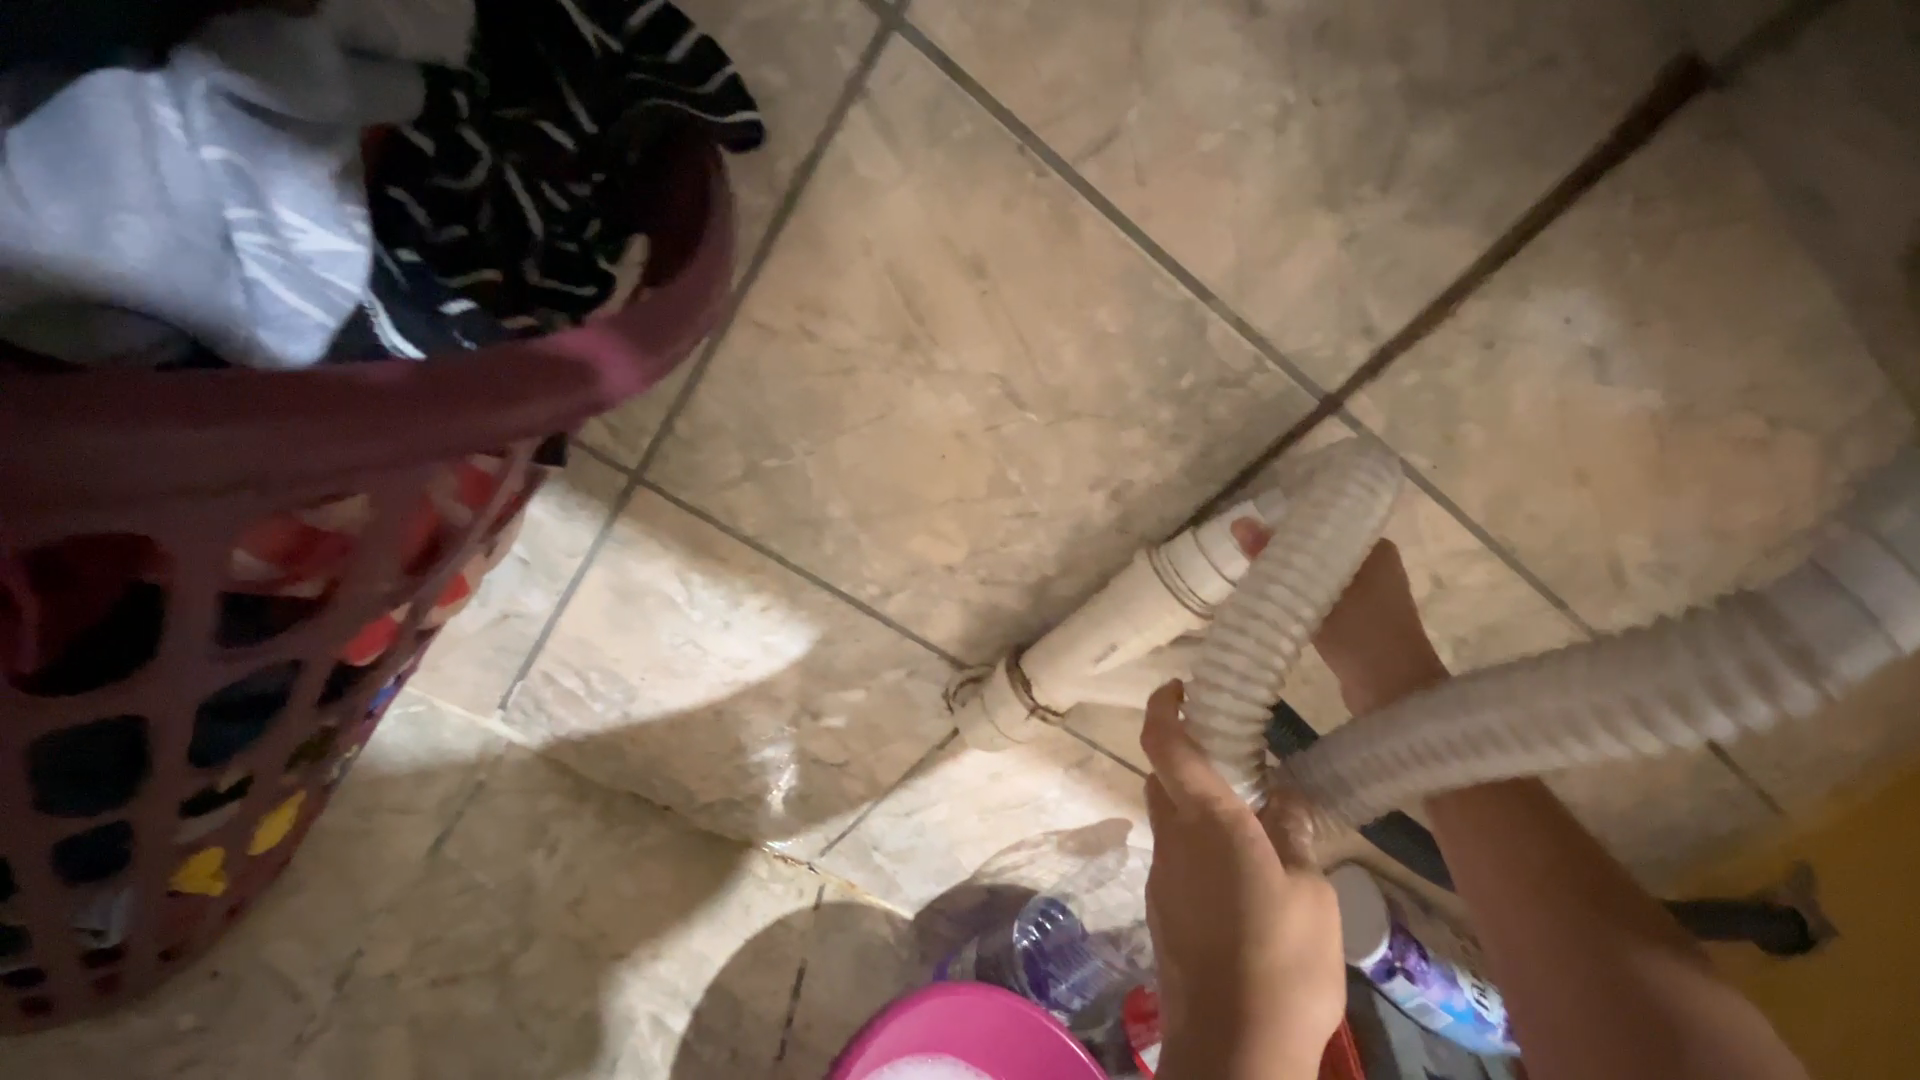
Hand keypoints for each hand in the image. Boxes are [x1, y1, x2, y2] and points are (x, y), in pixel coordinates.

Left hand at [1140, 680, 1345, 1079]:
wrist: (1232, 1048)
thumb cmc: (1284, 966)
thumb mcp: (1313, 895)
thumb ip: (1293, 837)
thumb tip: (1281, 799)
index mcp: (1207, 822)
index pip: (1165, 744)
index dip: (1164, 707)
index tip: (1180, 688)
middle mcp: (1172, 839)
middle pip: (1162, 777)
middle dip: (1187, 756)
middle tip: (1235, 757)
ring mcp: (1162, 876)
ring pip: (1168, 817)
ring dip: (1195, 804)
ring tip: (1250, 818)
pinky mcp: (1162, 908)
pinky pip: (1176, 856)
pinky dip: (1198, 844)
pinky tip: (1241, 873)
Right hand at [1229, 521, 1448, 714]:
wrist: (1393, 692)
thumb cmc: (1362, 633)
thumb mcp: (1312, 592)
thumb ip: (1276, 558)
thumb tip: (1239, 523)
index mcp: (1375, 547)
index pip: (1327, 521)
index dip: (1292, 522)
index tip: (1256, 526)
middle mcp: (1375, 565)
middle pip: (1320, 549)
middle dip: (1286, 552)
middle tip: (1247, 551)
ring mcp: (1369, 595)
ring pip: (1318, 575)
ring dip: (1291, 578)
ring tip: (1253, 572)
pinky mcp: (1359, 622)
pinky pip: (1322, 599)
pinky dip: (1300, 599)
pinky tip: (1272, 602)